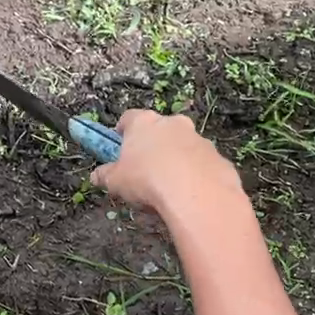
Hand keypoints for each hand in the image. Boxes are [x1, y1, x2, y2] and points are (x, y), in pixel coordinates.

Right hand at [91, 110, 248, 233]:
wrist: (197, 196)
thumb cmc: (147, 180)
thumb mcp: (115, 181)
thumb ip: (104, 176)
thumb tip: (96, 176)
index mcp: (144, 122)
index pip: (128, 118)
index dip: (122, 132)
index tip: (119, 147)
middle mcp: (173, 123)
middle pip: (159, 130)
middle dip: (152, 146)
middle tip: (144, 169)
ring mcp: (199, 139)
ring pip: (182, 146)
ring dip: (175, 160)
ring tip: (168, 188)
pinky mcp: (218, 157)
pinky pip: (202, 164)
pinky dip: (195, 175)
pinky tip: (188, 195)